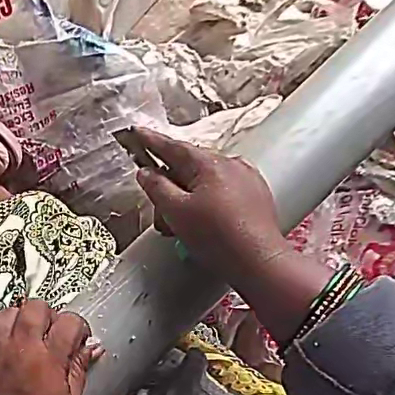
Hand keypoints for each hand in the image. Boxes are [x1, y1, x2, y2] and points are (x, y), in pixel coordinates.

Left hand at [0, 300, 97, 394]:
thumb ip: (78, 370)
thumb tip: (89, 350)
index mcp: (47, 361)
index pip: (68, 322)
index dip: (77, 327)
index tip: (77, 338)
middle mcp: (18, 351)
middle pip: (35, 307)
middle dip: (48, 316)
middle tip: (52, 333)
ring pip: (7, 313)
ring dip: (21, 321)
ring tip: (29, 339)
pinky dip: (0, 337)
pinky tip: (8, 354)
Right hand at [131, 127, 332, 343]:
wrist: (258, 261)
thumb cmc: (218, 237)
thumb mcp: (176, 212)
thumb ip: (156, 187)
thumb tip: (146, 173)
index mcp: (209, 164)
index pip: (172, 147)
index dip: (150, 141)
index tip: (137, 133)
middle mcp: (231, 165)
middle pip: (188, 167)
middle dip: (169, 187)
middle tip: (161, 213)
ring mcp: (246, 179)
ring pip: (204, 181)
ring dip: (187, 198)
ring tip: (184, 226)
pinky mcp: (255, 195)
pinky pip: (221, 190)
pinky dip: (206, 202)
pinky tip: (204, 223)